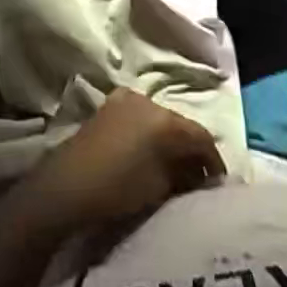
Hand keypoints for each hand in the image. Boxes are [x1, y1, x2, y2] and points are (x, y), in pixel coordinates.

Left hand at [11, 90, 224, 233]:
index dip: (213, 160)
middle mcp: (147, 100)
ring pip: (159, 119)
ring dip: (169, 139)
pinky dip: (149, 133)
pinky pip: (139, 117)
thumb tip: (197, 173)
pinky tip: (149, 153)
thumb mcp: (161, 186)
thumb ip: (184, 174)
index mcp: (165, 118)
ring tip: (174, 166)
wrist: (69, 184)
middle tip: (197, 175)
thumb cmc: (119, 188)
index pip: (201, 136)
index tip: (217, 182)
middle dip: (190, 149)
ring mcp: (124, 99)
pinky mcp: (107, 106)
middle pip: (180, 124)